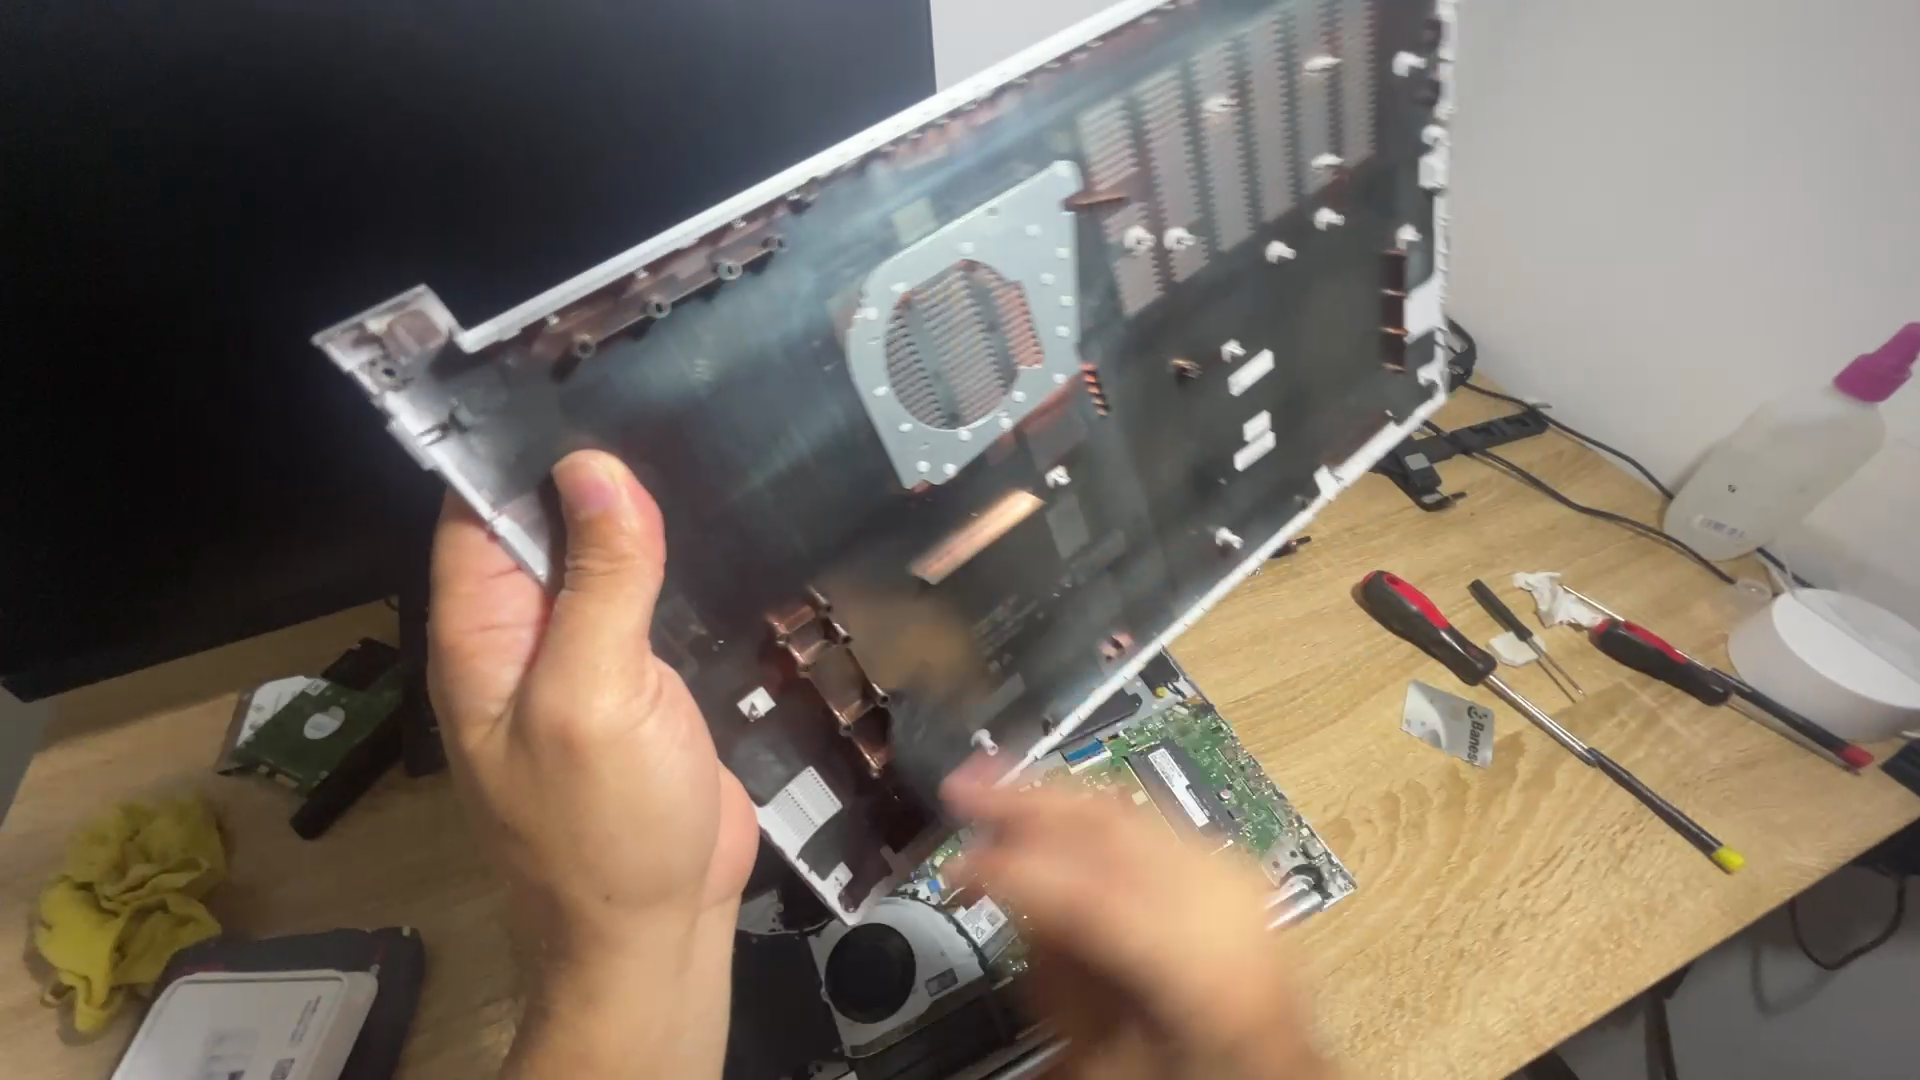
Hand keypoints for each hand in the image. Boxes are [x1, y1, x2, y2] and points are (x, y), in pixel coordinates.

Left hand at [429, 449, 759, 1077]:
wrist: (659, 922)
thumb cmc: (606, 823)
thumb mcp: (592, 695)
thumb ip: (600, 584)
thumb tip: (596, 470)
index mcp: (486, 634)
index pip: (479, 514)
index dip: (518, 450)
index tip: (580, 380)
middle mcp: (532, 636)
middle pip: (554, 531)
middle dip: (600, 475)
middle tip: (669, 402)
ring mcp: (595, 659)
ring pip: (614, 565)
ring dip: (649, 519)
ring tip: (709, 451)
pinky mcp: (651, 681)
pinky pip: (658, 605)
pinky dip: (684, 568)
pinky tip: (730, 534)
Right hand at [943, 772, 1331, 1079]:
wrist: (1271, 1062)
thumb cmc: (1198, 1064)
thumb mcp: (1114, 1051)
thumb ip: (1062, 973)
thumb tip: (1015, 890)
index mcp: (1209, 970)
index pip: (1094, 896)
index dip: (1017, 869)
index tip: (960, 863)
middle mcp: (1228, 904)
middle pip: (1111, 827)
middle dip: (1026, 800)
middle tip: (963, 787)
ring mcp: (1231, 872)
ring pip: (1123, 807)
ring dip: (1049, 790)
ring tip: (991, 779)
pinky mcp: (1222, 858)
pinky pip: (1139, 814)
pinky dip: (1083, 801)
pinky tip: (1046, 795)